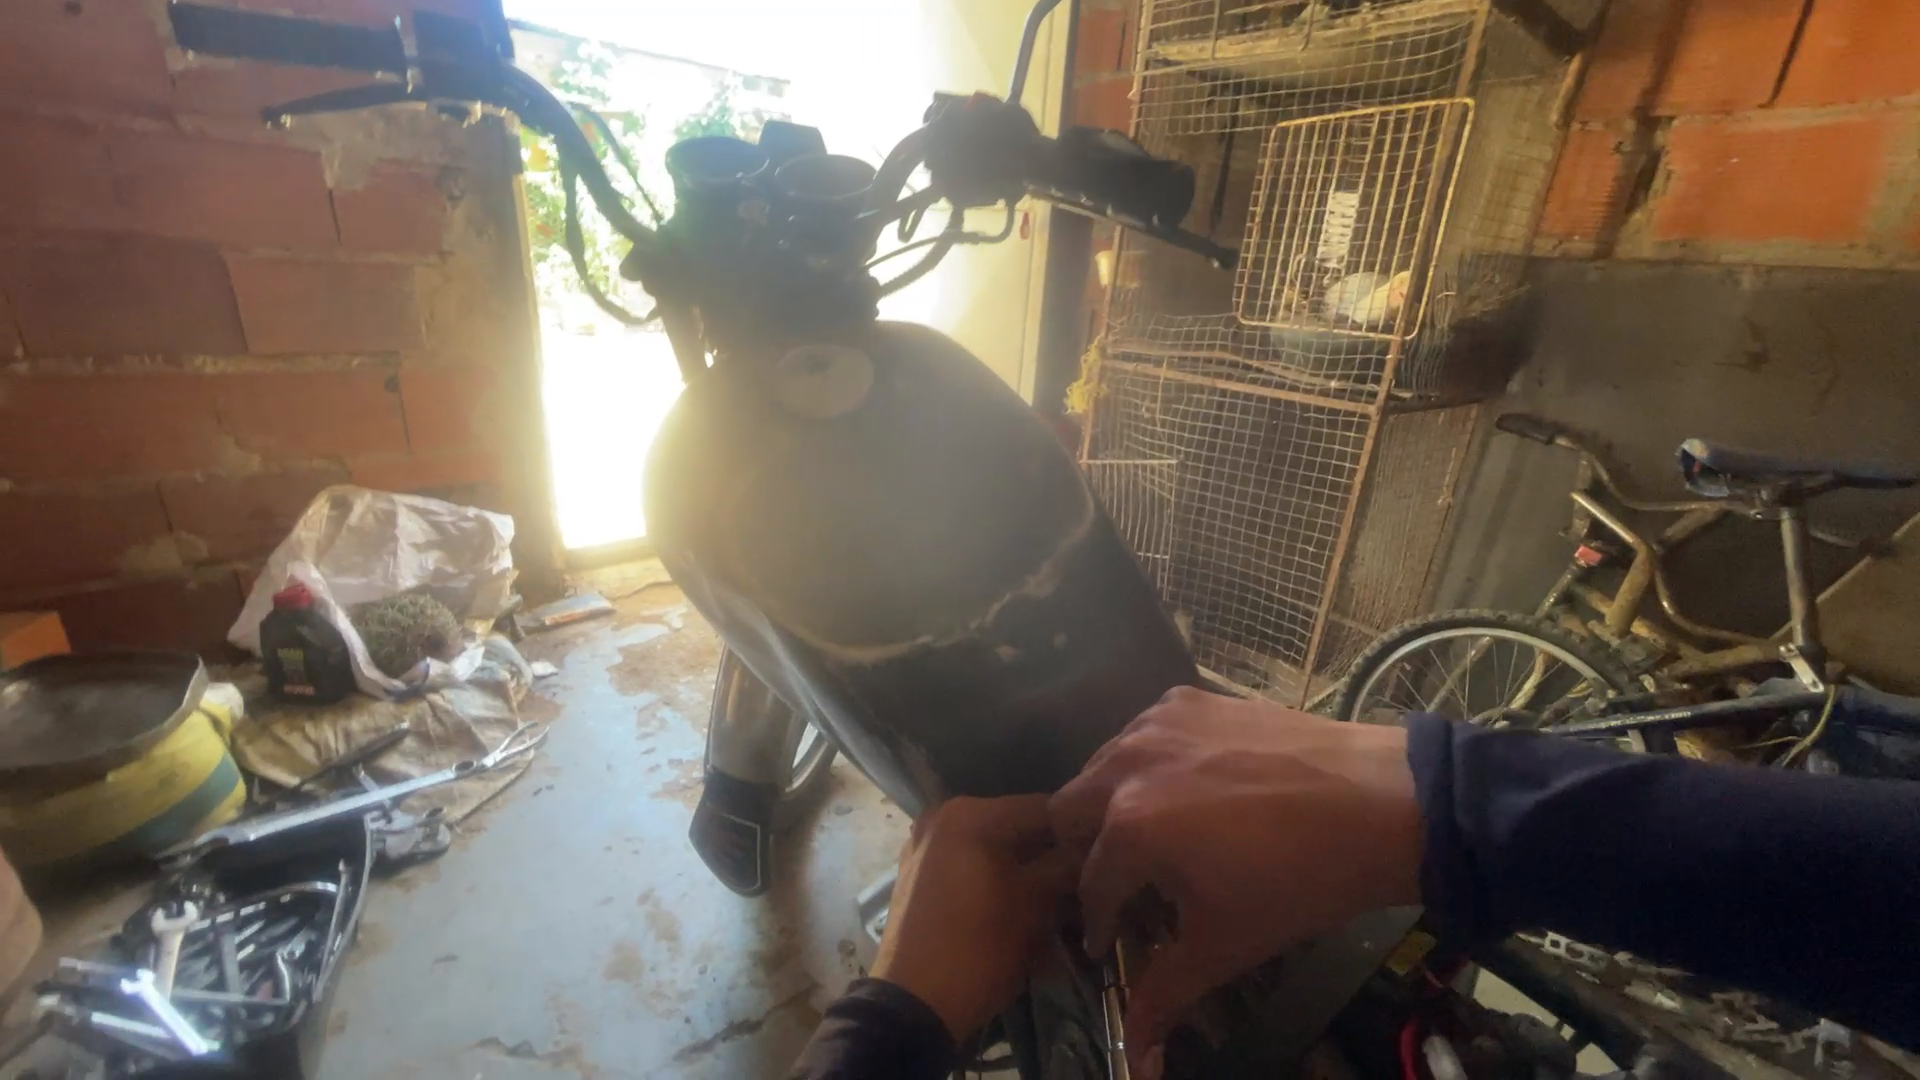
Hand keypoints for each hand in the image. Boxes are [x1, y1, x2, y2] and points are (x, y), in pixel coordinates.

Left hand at [872, 795, 1073, 1041]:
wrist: (912, 1007)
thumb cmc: (978, 947)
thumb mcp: (1034, 905)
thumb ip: (1066, 866)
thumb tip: (1091, 848)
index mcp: (971, 812)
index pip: (1043, 808)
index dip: (1078, 832)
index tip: (1103, 859)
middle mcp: (944, 816)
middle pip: (1015, 828)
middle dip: (1050, 857)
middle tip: (1082, 887)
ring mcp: (926, 845)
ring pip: (992, 850)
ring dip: (1025, 873)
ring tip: (1056, 907)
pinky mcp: (918, 875)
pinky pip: (968, 867)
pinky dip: (995, 883)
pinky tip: (1019, 912)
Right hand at [1050, 688, 1422, 1060]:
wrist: (1378, 801)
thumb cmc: (1297, 881)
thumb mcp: (1226, 943)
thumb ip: (1165, 993)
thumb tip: (1136, 1057)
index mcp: (1129, 826)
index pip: (1088, 882)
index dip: (1099, 922)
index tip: (1112, 939)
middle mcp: (1125, 762)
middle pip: (1067, 808)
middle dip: (1084, 850)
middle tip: (1125, 876)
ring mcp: (1153, 721)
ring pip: (1101, 764)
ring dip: (1113, 801)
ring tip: (1161, 827)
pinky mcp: (1183, 697)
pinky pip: (1142, 732)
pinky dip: (1150, 761)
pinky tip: (1193, 783)